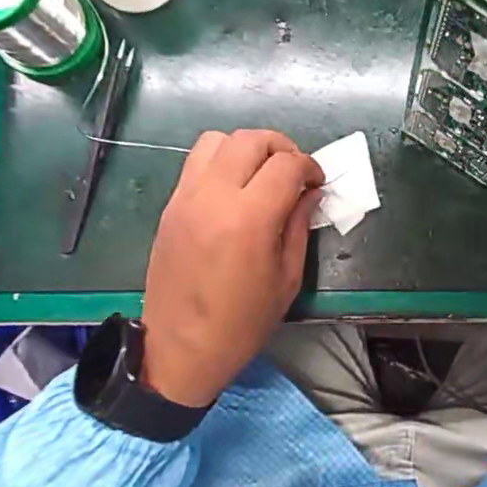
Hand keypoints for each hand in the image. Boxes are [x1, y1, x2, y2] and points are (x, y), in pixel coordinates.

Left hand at [140, 130, 323, 408]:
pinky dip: (220, 162)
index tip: (316, 183)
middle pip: (250, 139)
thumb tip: (309, 192)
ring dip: (245, 148)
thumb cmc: (242, 323)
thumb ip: (300, 226)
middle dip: (281, 147)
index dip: (310, 167)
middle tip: (293, 173)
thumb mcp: (287, 278)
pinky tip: (233, 189)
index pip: (286, 164)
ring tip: (260, 174)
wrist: (181, 348)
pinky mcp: (170, 206)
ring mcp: (186, 198)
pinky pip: (195, 163)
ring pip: (217, 140)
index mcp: (249, 219)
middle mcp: (213, 197)